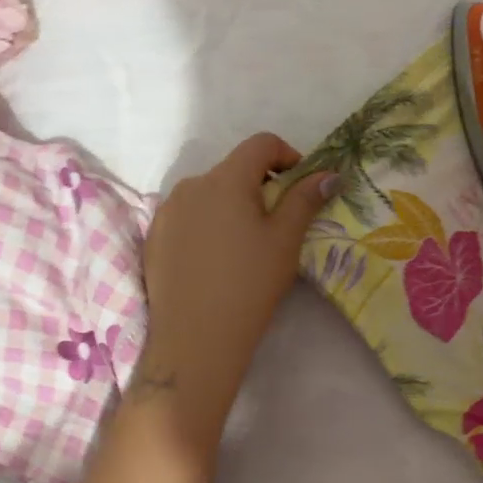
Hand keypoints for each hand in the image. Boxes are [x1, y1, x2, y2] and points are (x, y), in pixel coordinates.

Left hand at [137, 134, 337, 403]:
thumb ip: (305, 198)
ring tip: (245, 245)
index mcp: (226, 179)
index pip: (261, 143)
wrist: (194, 339)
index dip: (288, 156)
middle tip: (278, 223)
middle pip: (234, 168)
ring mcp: (167, 210)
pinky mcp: (155, 236)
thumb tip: (328, 173)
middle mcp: (191, 184)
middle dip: (260, 185)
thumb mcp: (285, 240)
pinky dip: (208, 223)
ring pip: (209, 192)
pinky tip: (216, 260)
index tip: (301, 187)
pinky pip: (188, 215)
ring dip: (232, 204)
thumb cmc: (249, 284)